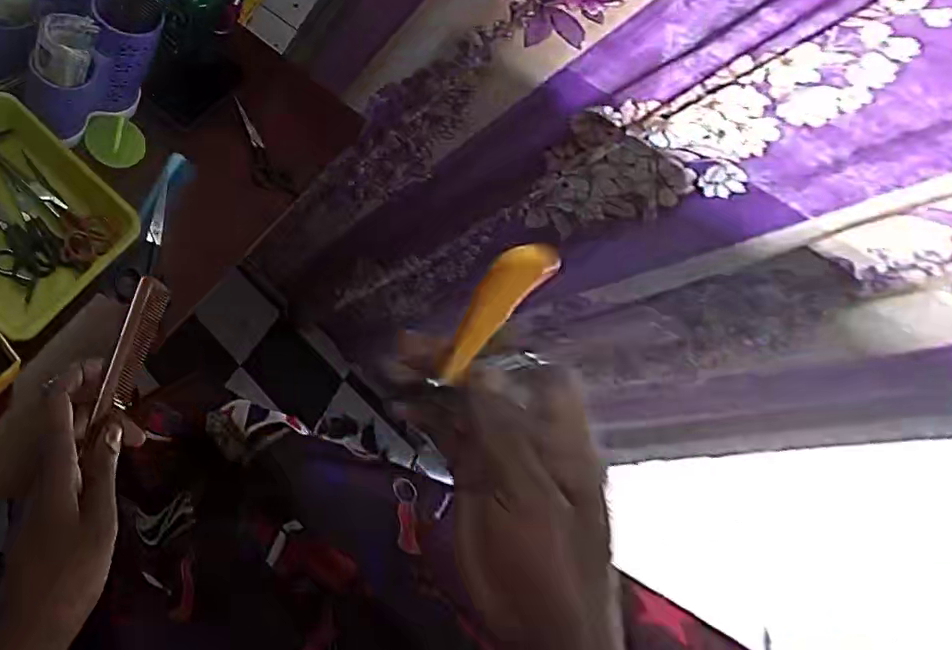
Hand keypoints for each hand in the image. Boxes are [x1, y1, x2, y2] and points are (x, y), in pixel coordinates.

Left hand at [0, 360, 144, 649]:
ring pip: (68, 437)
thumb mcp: (99, 521)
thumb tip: (112, 425)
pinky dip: (91, 451)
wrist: (28, 621)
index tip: (108, 368)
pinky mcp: (45, 498)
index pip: (57, 398)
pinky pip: (67, 458)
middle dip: (101, 405)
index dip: (78, 374)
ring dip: (98, 429)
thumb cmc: (68, 573)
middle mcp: (43, 462)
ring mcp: (41, 480)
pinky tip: (112, 467)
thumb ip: (104, 469)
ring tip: (133, 442)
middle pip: (66, 414)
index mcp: (54, 461)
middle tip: (138, 426)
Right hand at [397, 345, 621, 649]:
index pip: (541, 375)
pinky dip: (423, 414)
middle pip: (492, 384)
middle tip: (403, 348)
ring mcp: (503, 457)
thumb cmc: (545, 567)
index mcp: (561, 442)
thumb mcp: (526, 497)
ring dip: (429, 384)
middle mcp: (532, 440)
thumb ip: (504, 431)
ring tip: (389, 370)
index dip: (506, 348)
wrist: (538, 633)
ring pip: (464, 404)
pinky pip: (448, 431)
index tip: (459, 332)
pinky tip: (398, 407)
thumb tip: (485, 369)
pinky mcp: (476, 475)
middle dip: (450, 361)